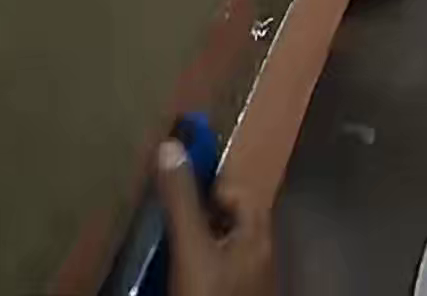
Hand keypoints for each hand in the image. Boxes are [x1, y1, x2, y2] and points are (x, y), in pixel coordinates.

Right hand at [154, 140, 276, 295]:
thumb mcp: (191, 247)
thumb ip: (181, 197)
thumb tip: (170, 145)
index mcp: (257, 238)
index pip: (240, 191)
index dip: (212, 183)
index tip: (180, 185)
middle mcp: (258, 258)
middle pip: (229, 217)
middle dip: (199, 208)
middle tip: (169, 210)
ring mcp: (248, 285)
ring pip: (221, 244)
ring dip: (195, 235)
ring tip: (167, 237)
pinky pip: (216, 270)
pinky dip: (196, 263)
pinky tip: (176, 272)